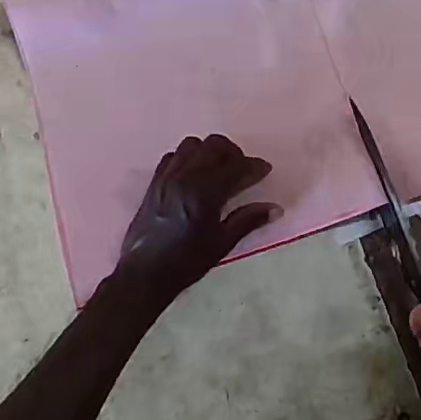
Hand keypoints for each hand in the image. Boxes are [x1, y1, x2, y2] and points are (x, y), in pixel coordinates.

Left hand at [105, 135, 279, 308]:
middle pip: (214, 145)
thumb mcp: (222, 243)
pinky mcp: (154, 182)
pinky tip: (194, 176)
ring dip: (209, 152)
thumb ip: (248, 220)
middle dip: (234, 153)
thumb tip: (275, 208)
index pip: (235, 167)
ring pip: (192, 145)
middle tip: (242, 170)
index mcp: (204, 193)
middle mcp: (184, 178)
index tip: (265, 170)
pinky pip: (172, 156)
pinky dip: (187, 158)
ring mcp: (167, 177)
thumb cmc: (186, 262)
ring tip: (218, 170)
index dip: (254, 166)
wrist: (144, 274)